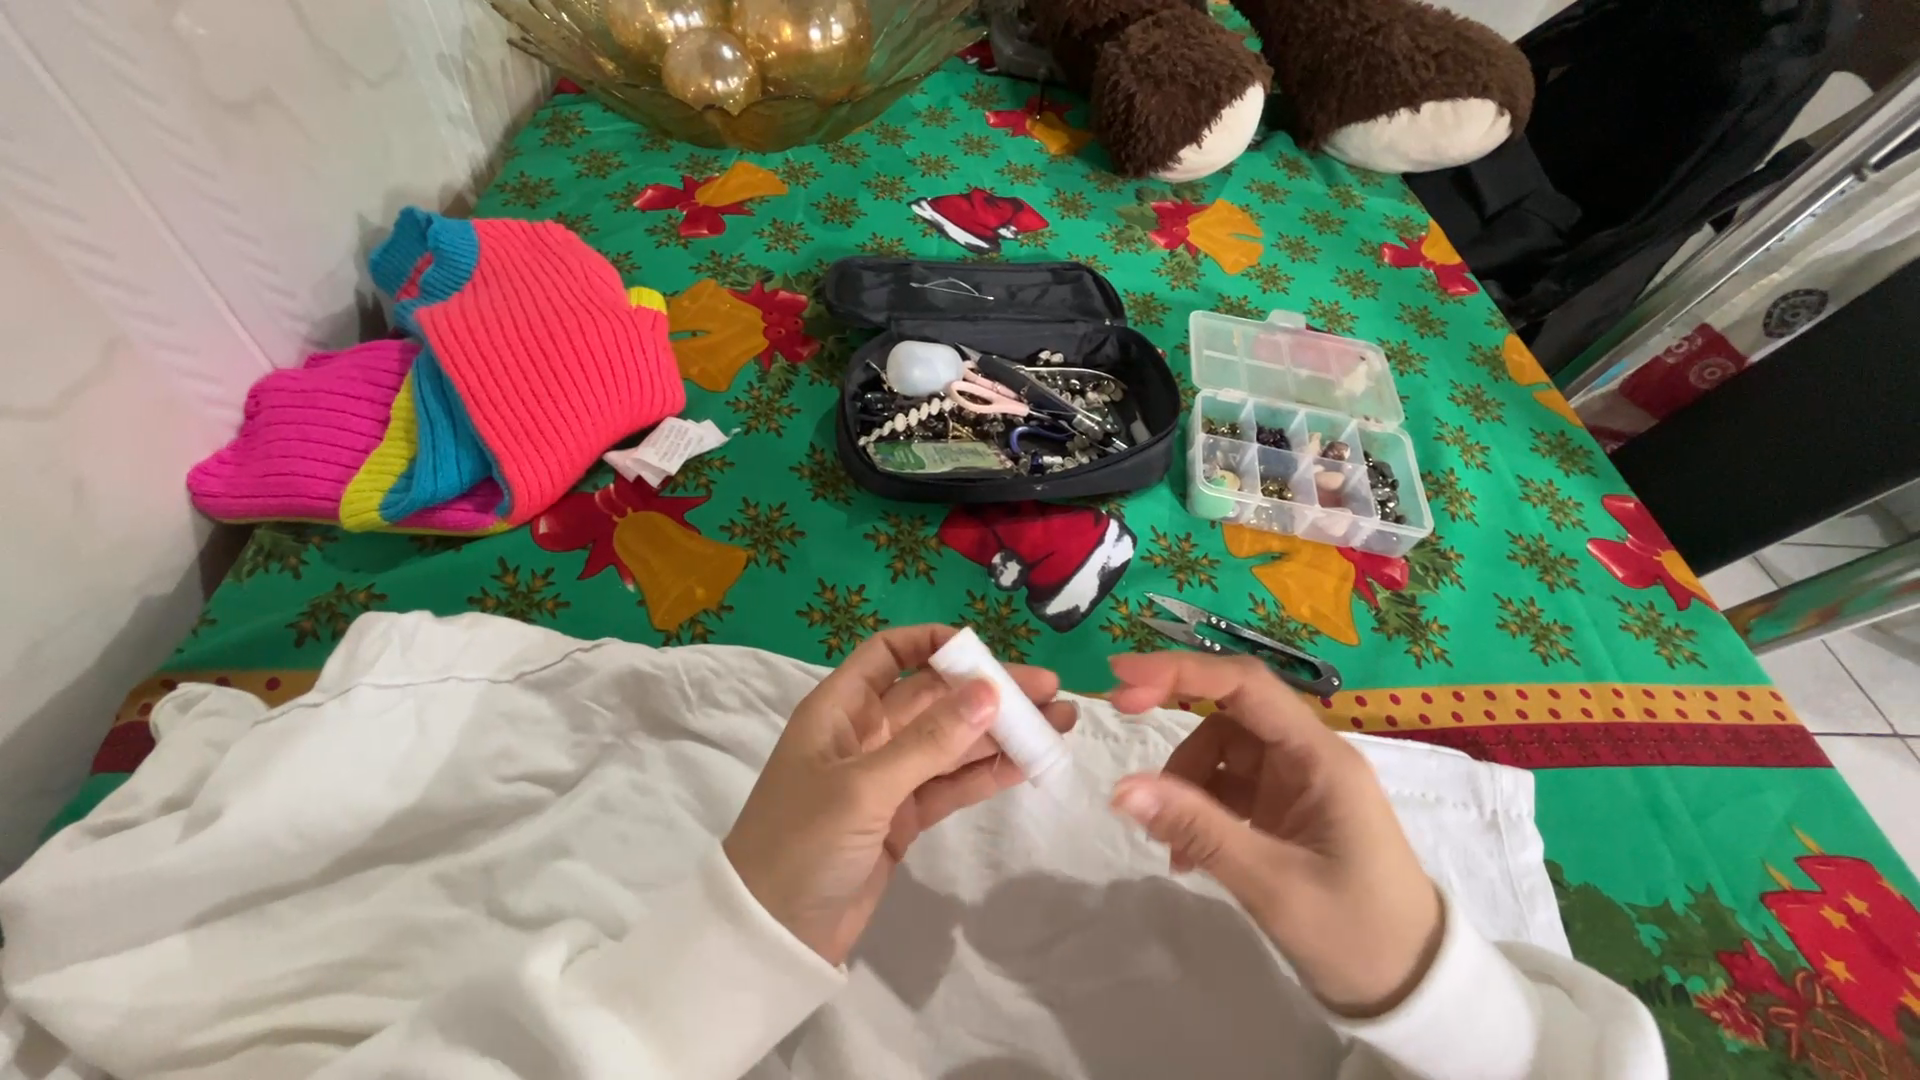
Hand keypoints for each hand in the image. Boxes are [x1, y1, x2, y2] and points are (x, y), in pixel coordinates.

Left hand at [723, 625, 1076, 965]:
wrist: (771, 936)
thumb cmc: (801, 843)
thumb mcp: (863, 787)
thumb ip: (929, 741)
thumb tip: (990, 691)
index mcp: (841, 709)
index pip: (889, 653)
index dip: (935, 643)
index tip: (987, 651)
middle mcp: (866, 733)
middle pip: (934, 696)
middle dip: (988, 690)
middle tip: (1049, 691)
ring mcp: (888, 776)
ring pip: (952, 741)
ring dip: (1000, 732)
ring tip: (1059, 724)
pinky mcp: (904, 816)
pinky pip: (952, 784)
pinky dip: (987, 774)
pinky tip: (1029, 763)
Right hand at [1106, 652, 1441, 1017]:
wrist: (1413, 991)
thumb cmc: (1356, 934)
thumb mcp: (1271, 883)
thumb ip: (1196, 829)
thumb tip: (1121, 788)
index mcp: (1320, 757)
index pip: (1245, 686)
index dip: (1181, 670)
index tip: (1122, 673)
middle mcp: (1308, 757)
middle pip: (1228, 713)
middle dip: (1172, 715)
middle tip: (1121, 715)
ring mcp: (1296, 782)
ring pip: (1220, 752)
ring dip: (1184, 783)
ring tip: (1170, 844)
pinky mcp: (1285, 809)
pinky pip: (1227, 787)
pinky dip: (1197, 810)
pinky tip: (1186, 856)